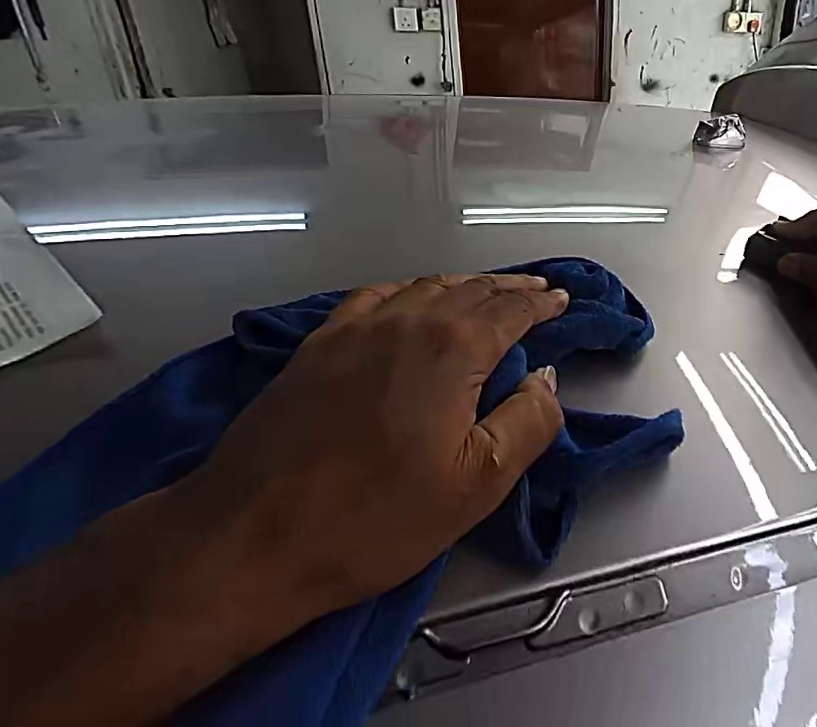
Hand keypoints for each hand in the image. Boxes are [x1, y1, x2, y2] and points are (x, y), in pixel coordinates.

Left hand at [176, 273, 568, 617]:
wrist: (256, 530)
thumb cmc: (375, 516)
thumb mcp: (477, 484)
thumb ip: (527, 422)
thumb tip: (545, 375)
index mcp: (452, 348)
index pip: (509, 312)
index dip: (540, 305)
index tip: (560, 300)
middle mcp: (407, 320)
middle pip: (470, 291)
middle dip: (508, 289)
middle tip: (535, 291)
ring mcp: (357, 326)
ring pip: (424, 287)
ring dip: (462, 285)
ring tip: (484, 291)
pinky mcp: (320, 342)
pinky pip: (375, 296)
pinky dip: (407, 290)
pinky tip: (409, 298)